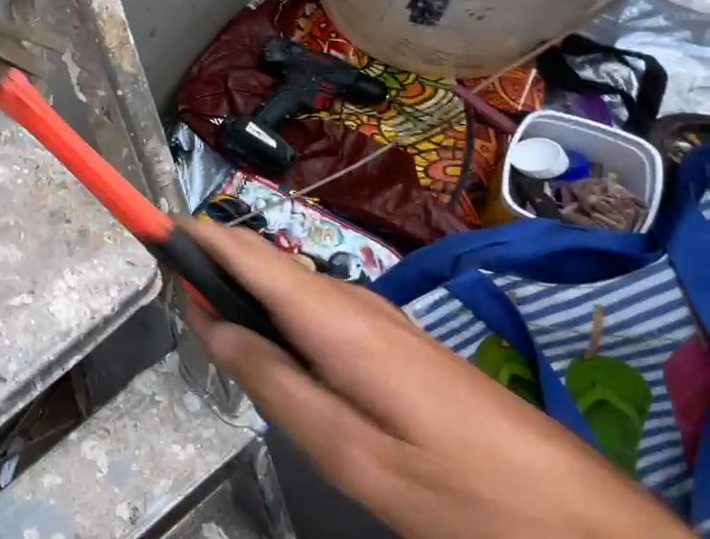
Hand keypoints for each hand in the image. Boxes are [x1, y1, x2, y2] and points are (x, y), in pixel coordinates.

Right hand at [179, 220, 690, 538]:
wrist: (593, 529)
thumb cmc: (460, 491)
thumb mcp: (347, 452)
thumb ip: (270, 381)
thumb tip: (210, 324)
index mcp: (334, 320)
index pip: (243, 249)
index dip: (189, 231)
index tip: (144, 228)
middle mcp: (358, 304)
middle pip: (264, 262)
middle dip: (211, 267)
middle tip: (178, 306)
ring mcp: (387, 321)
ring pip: (293, 288)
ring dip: (246, 296)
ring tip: (223, 338)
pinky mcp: (406, 343)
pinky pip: (323, 310)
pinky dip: (281, 316)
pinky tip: (285, 360)